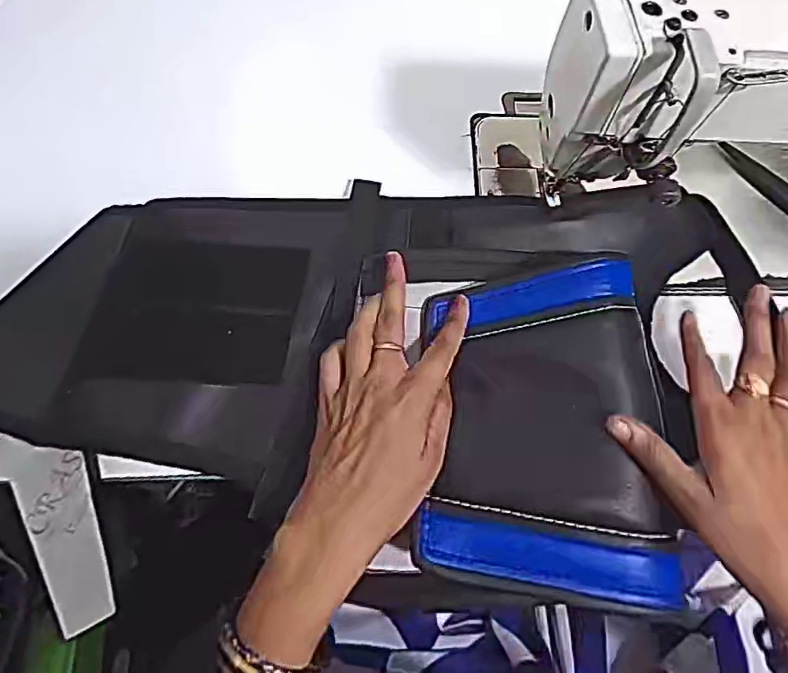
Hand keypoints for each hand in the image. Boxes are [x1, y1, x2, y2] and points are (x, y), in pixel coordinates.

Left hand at [237, 252, 468, 665]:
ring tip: (374, 294)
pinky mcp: (327, 402)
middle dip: (394, 288)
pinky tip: (346, 341)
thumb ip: (440, 416)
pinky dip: (340, 344)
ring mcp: (350, 390)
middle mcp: (378, 386)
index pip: (439, 349)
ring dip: (366, 308)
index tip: (460, 306)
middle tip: (396, 266)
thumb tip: (442, 389)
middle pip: (388, 324)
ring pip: (356, 333)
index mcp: (411, 400)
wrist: (334, 521)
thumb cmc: (383, 499)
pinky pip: (331, 360)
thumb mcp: (430, 461)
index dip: (453, 324)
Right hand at [608, 285, 787, 665]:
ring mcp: (784, 435)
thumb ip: (651, 453)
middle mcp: (756, 422)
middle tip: (758, 293)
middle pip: (756, 360)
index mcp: (722, 427)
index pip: (703, 370)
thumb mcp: (685, 496)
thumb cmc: (743, 536)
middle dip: (756, 322)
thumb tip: (620, 425)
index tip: (689, 316)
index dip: (693, 340)